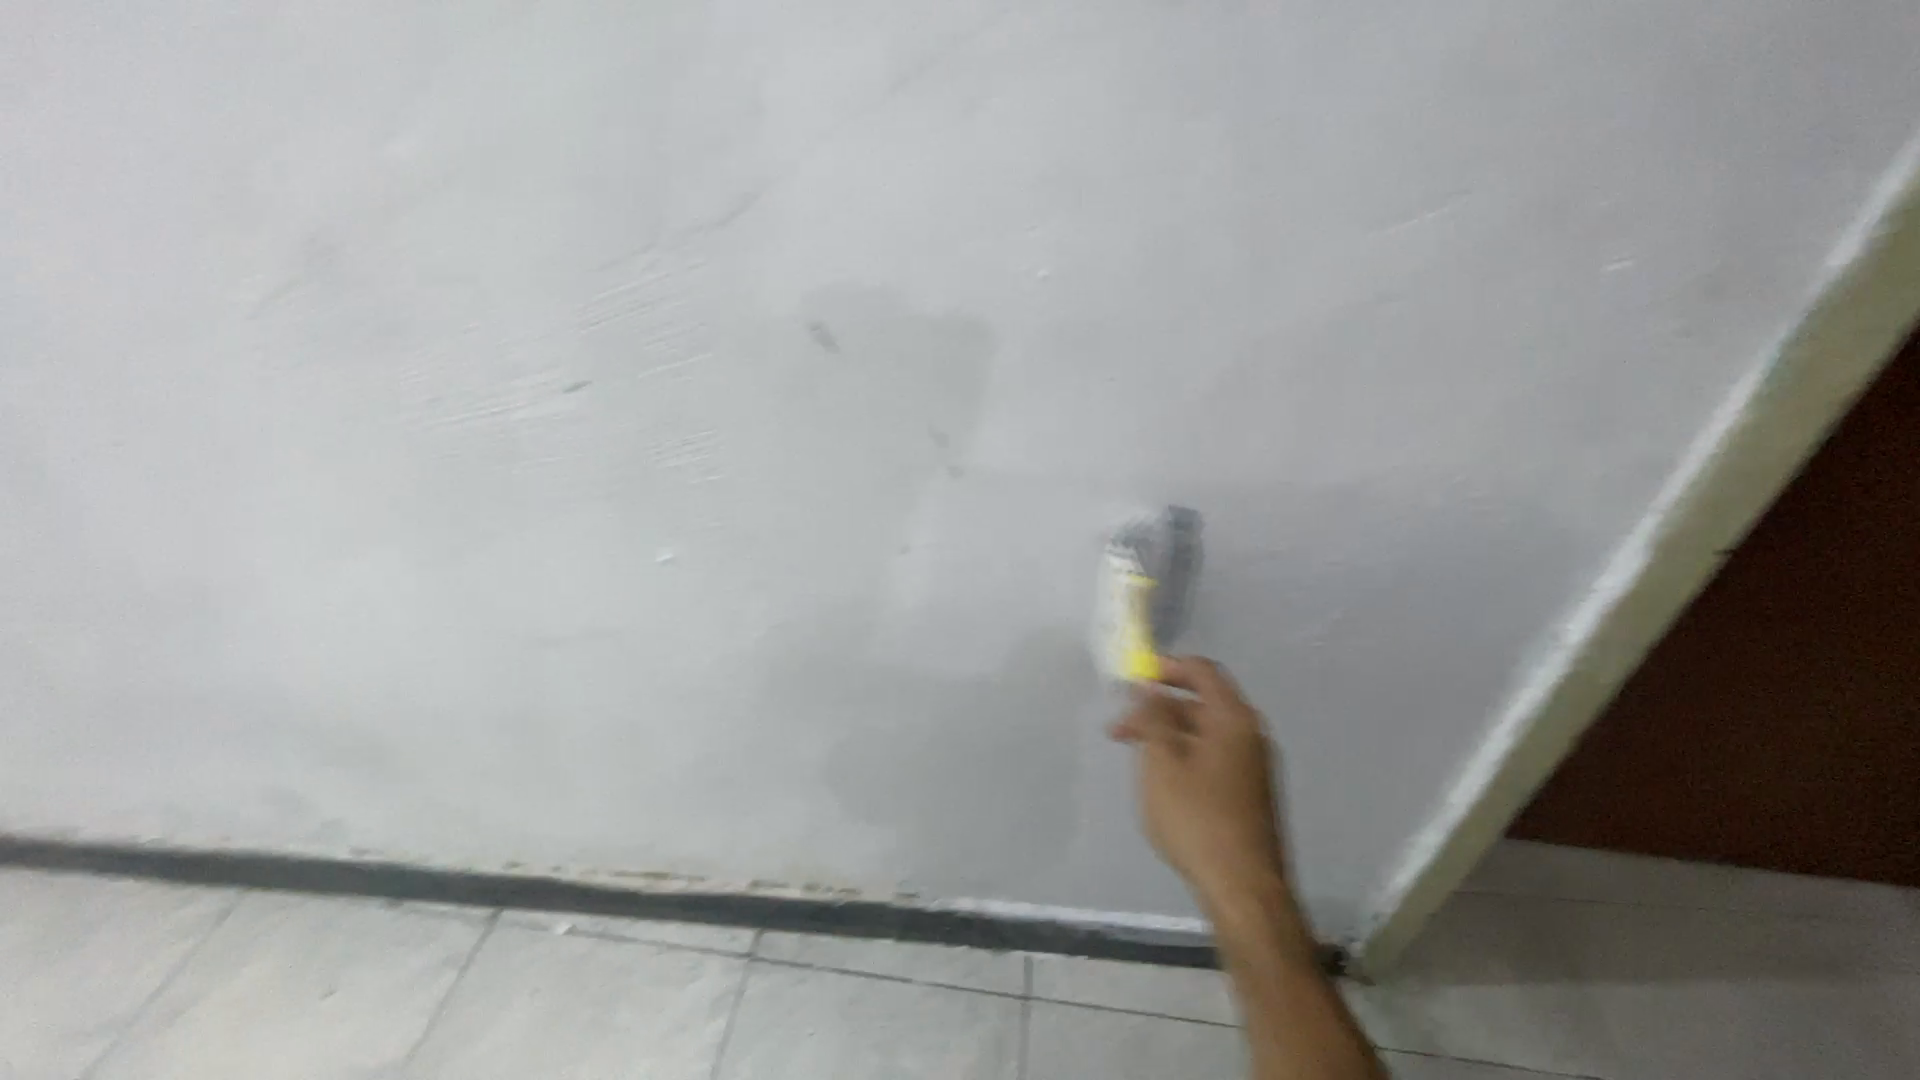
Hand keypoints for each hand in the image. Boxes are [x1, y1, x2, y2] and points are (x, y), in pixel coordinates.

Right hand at [1109, 656, 1287, 911]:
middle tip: (1118, 731)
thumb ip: (1153, 716)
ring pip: (1204, 733)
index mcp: (1233, 718)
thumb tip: (1148, 685)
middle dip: (1157, 709)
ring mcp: (1254, 765)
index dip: (1165, 667)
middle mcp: (1250, 734)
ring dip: (1167, 735)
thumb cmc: (1196, 817)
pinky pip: (1213, 756)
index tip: (1131, 678)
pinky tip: (1162, 782)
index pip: (1202, 671)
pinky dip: (1184, 755)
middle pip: (1201, 702)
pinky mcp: (1251, 792)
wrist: (1243, 886)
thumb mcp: (1161, 761)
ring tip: (1135, 759)